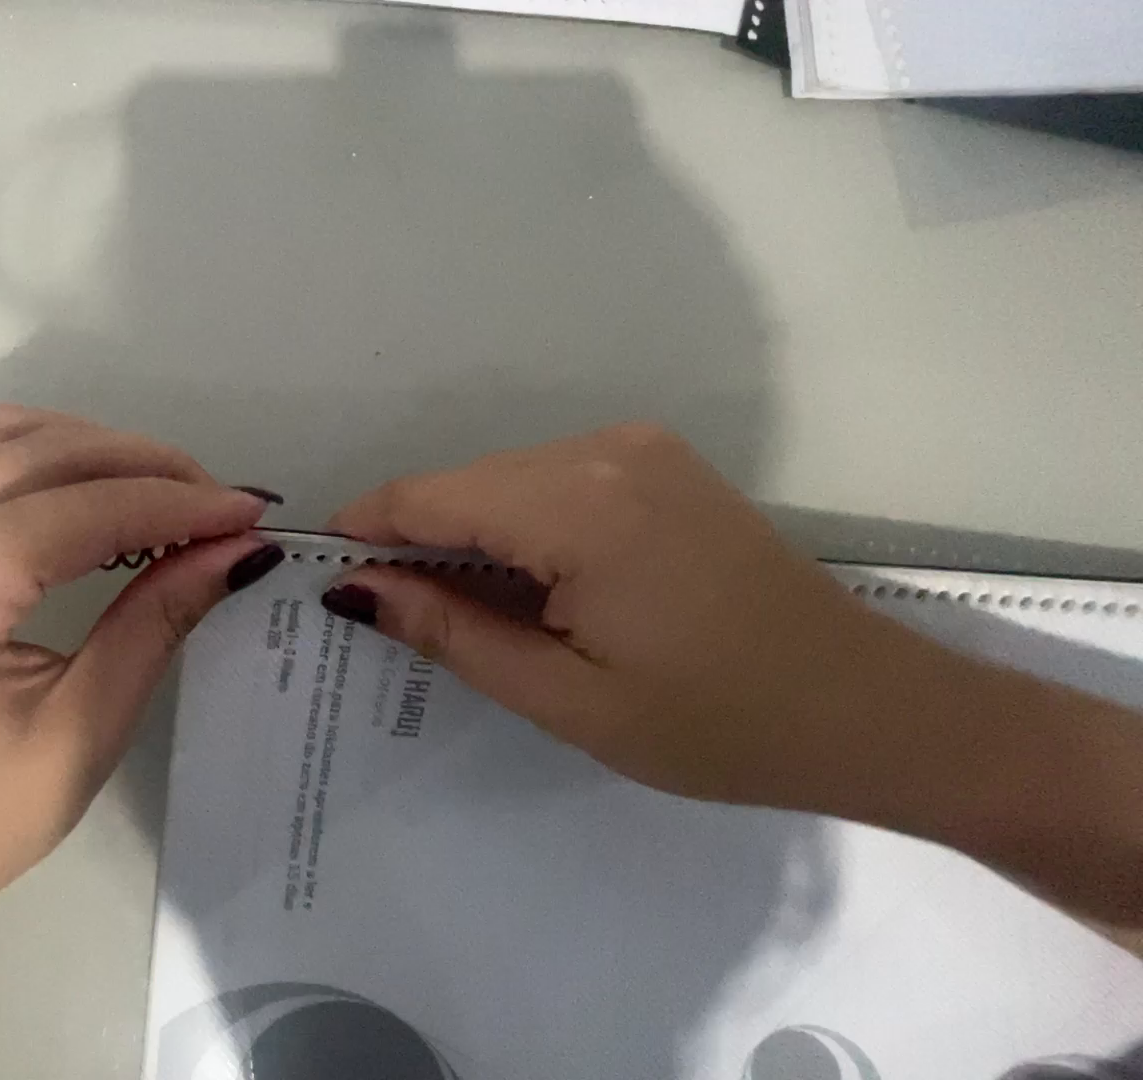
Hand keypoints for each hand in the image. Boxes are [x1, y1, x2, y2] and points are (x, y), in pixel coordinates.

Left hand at [0, 406, 284, 940]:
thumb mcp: (84, 729)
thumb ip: (155, 622)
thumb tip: (234, 551)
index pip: (75, 512)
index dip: (172, 503)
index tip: (246, 512)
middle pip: (40, 455)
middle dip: (145, 467)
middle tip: (219, 503)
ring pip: (4, 439)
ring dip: (96, 450)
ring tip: (166, 491)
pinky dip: (43, 457)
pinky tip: (90, 489)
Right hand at [322, 423, 953, 813]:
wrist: (877, 711)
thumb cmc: (715, 724)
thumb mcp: (563, 697)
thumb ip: (449, 631)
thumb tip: (353, 588)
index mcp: (579, 507)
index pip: (427, 498)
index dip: (364, 531)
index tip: (326, 576)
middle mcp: (602, 450)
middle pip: (459, 484)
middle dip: (411, 541)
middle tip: (393, 614)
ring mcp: (635, 447)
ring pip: (497, 480)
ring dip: (461, 535)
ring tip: (463, 610)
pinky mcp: (653, 461)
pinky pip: (542, 480)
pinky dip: (509, 524)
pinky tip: (524, 582)